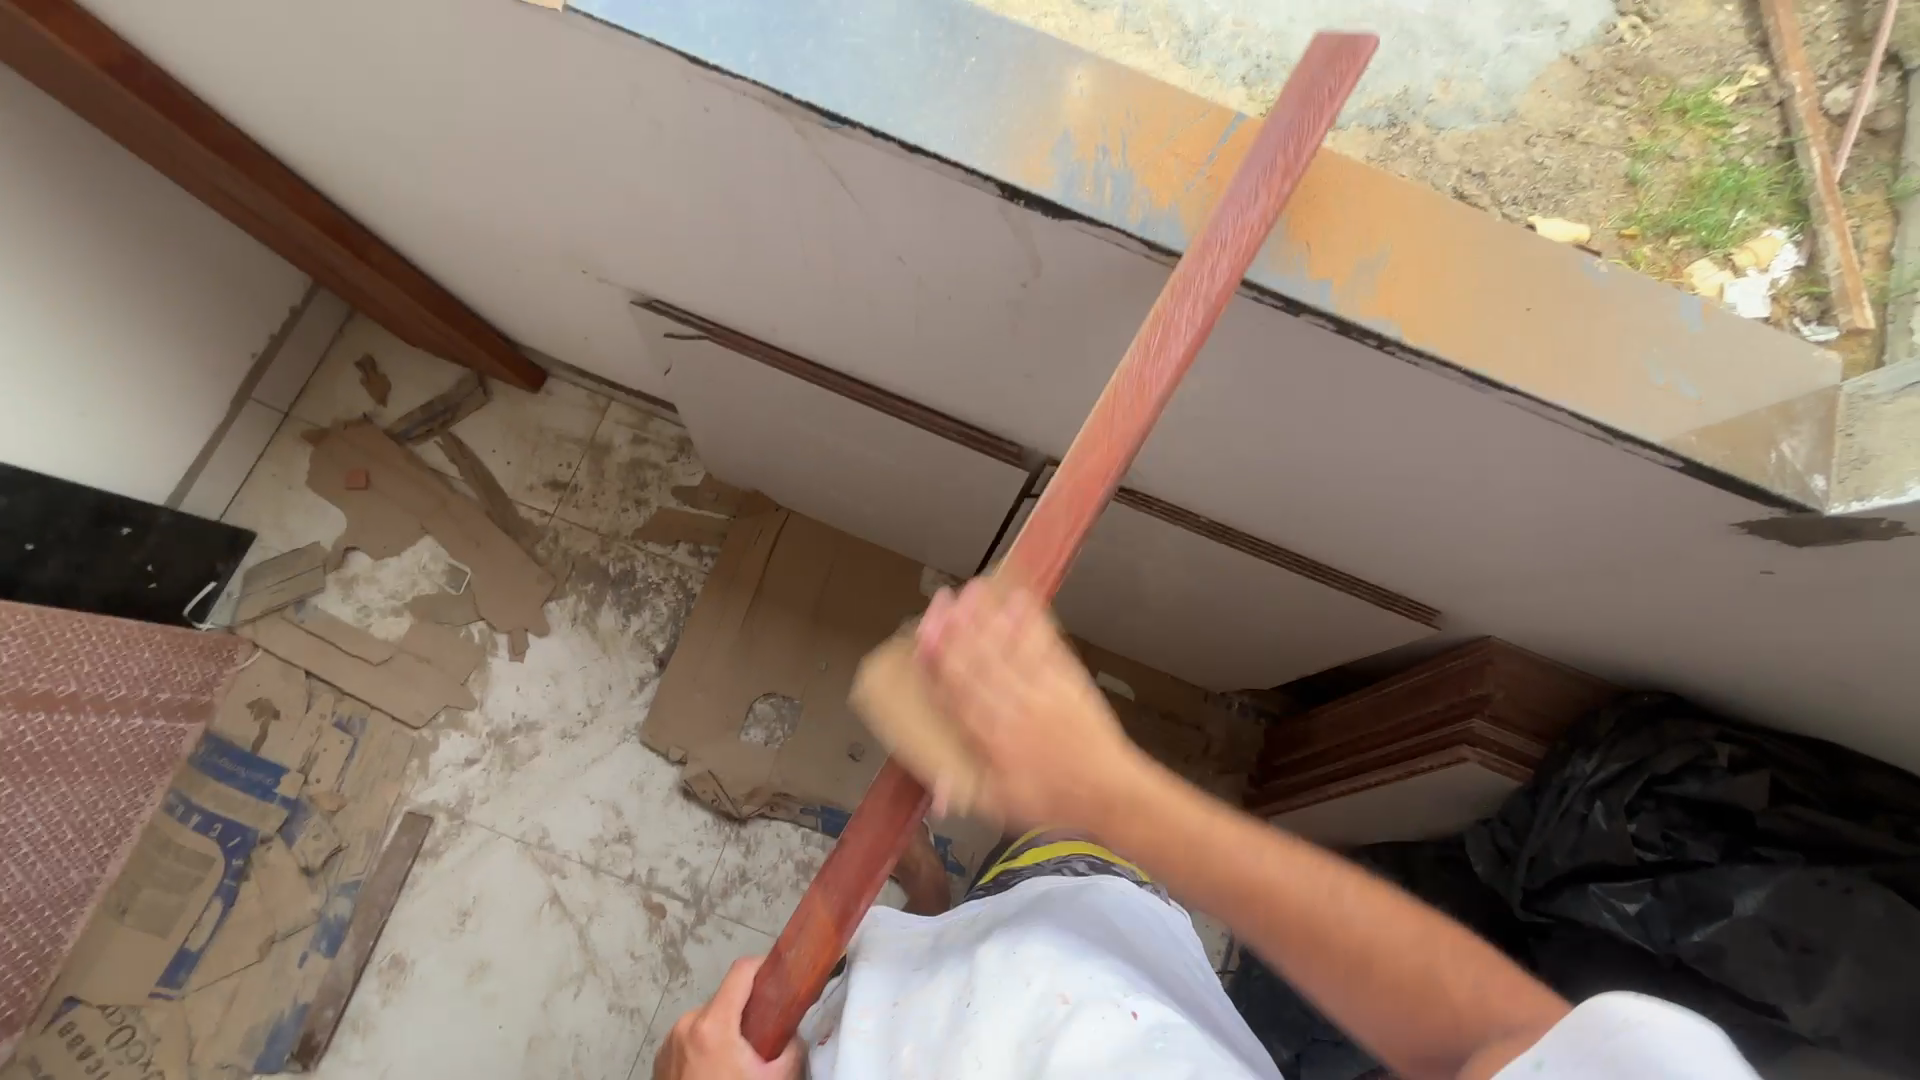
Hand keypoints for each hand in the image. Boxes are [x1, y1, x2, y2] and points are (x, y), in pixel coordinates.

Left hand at [652, 957, 801, 1079]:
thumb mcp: (777, 1079)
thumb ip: (792, 1045)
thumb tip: (793, 1028)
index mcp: (712, 1024)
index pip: (742, 970)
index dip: (765, 965)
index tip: (781, 975)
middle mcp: (686, 1025)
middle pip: (726, 998)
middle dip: (748, 1009)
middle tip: (766, 1033)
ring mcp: (669, 1042)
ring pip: (709, 1018)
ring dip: (727, 1029)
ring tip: (739, 1060)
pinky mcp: (660, 1059)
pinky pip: (691, 1037)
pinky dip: (707, 1045)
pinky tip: (718, 1070)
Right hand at [914, 578, 1149, 829]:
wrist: (1110, 792)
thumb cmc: (1053, 801)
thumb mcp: (1003, 807)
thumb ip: (968, 793)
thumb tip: (937, 792)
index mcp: (992, 739)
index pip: (956, 693)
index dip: (938, 663)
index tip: (923, 636)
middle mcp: (1013, 708)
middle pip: (979, 662)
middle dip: (958, 629)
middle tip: (942, 598)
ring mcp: (1042, 690)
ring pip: (1009, 649)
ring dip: (989, 617)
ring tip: (974, 589)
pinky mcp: (1067, 680)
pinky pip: (1046, 648)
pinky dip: (1031, 622)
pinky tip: (1019, 600)